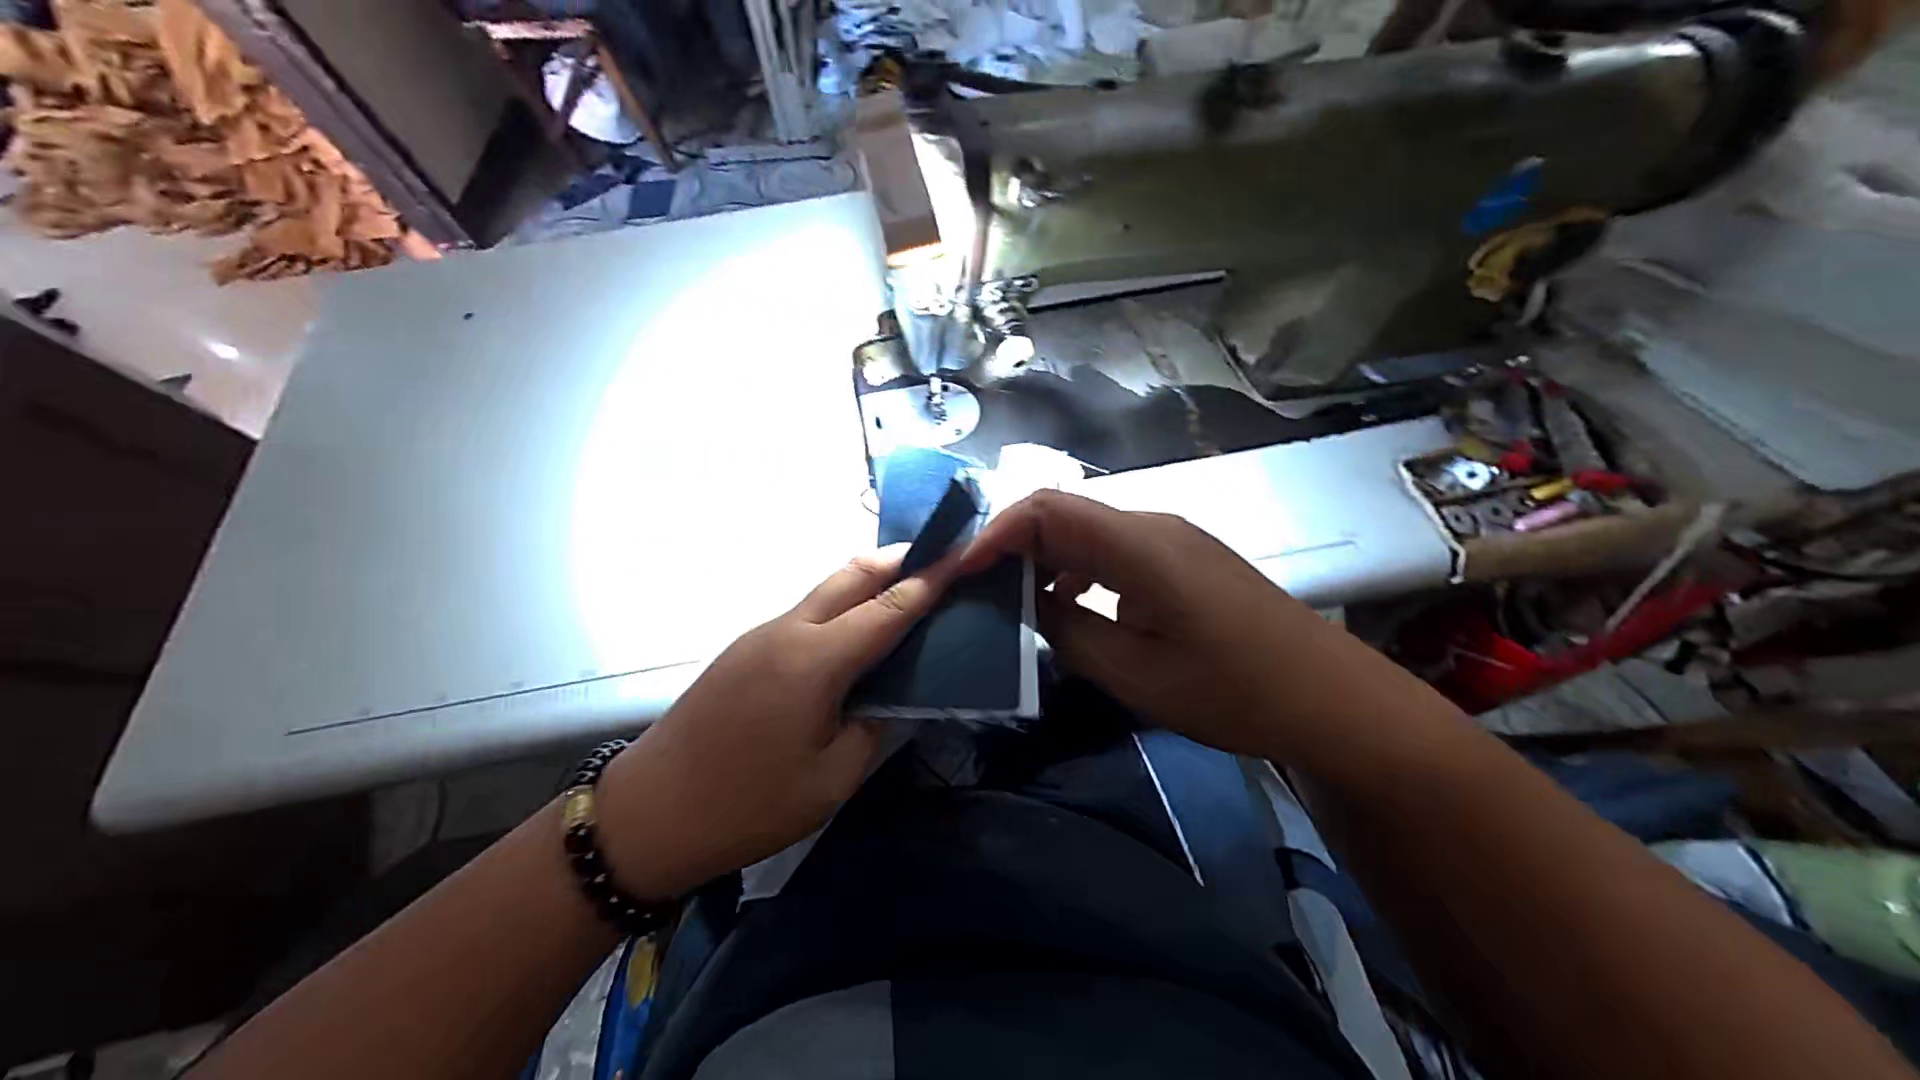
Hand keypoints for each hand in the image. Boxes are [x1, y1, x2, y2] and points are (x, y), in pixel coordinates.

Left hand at [593, 547, 956, 898]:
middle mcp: (788, 631)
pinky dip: (840, 606)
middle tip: (938, 560)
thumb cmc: (748, 805)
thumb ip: (875, 725)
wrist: (648, 814)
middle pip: (850, 576)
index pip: (887, 608)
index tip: (961, 557)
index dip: (929, 582)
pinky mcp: (744, 650)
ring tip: (906, 591)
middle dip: (897, 561)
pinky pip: (805, 612)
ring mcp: (760, 636)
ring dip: (867, 581)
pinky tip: (856, 631)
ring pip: (825, 590)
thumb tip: (897, 693)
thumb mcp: (832, 779)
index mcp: (815, 661)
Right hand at [960, 490, 1447, 764]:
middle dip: (1011, 547)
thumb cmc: (1232, 691)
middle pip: (1063, 514)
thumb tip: (1025, 602)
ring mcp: (1173, 539)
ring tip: (1015, 604)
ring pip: (1086, 531)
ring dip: (1044, 560)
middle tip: (977, 591)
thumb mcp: (1132, 673)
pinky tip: (1071, 606)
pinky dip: (1078, 570)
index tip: (960, 573)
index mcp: (1138, 545)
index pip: (1045, 509)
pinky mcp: (1184, 559)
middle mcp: (1153, 525)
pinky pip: (1114, 550)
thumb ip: (1066, 629)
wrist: (1331, 701)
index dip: (994, 534)